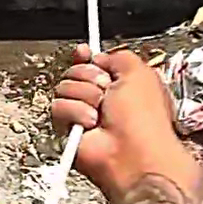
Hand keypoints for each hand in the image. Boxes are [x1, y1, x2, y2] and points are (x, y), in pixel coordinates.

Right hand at [48, 45, 189, 192]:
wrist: (131, 152)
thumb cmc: (144, 118)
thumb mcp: (140, 73)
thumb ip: (119, 56)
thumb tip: (98, 56)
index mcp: (120, 83)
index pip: (93, 62)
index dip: (86, 57)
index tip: (83, 51)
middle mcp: (100, 97)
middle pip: (75, 72)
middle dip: (89, 78)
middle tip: (105, 92)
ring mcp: (82, 112)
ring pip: (64, 88)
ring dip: (83, 97)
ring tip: (99, 113)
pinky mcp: (66, 127)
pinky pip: (58, 106)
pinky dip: (74, 113)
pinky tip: (89, 124)